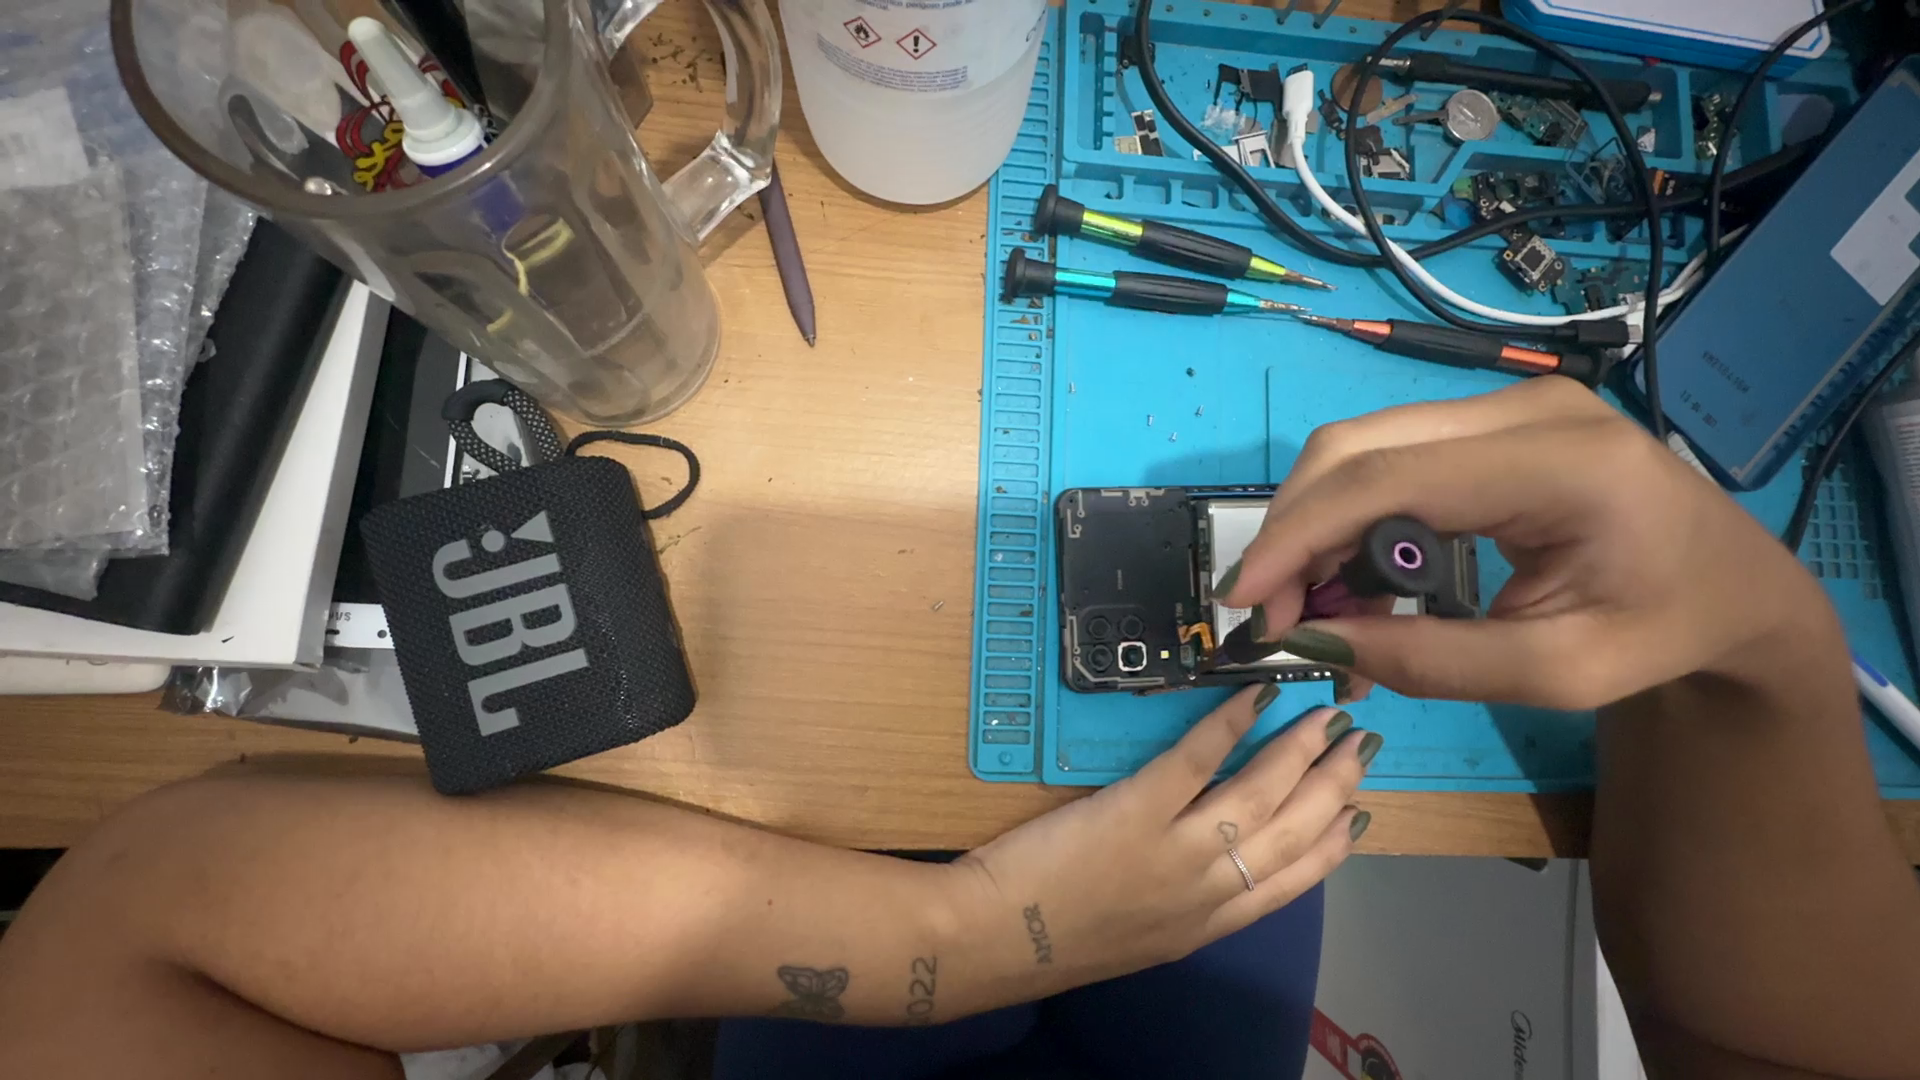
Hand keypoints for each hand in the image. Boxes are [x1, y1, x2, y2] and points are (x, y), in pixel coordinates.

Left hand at [943, 687, 1373, 1009]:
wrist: (1000, 938)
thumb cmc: (1061, 936)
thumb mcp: (1143, 935)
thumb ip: (1186, 901)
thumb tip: (1219, 856)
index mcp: (1210, 923)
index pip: (1293, 882)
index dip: (1334, 846)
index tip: (1360, 814)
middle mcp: (1208, 889)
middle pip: (1292, 833)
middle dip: (1335, 788)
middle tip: (1361, 746)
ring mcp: (1176, 847)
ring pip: (1259, 795)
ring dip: (1301, 752)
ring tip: (1329, 718)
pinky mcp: (1136, 808)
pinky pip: (1196, 759)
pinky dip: (1231, 725)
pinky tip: (1256, 697)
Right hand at [1218, 377, 1846, 709]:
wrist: (1729, 582)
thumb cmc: (1662, 631)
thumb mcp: (1558, 674)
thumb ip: (1429, 661)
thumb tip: (1310, 639)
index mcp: (1562, 463)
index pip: (1385, 479)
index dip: (1296, 535)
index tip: (1243, 601)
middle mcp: (1521, 410)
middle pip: (1351, 448)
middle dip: (1291, 531)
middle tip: (1274, 611)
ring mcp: (1499, 405)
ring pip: (1352, 449)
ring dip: (1309, 526)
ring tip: (1310, 602)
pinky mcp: (1478, 421)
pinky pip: (1377, 458)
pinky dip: (1340, 518)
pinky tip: (1346, 574)